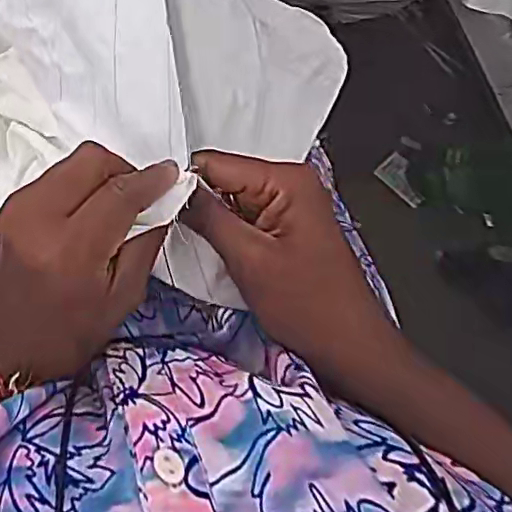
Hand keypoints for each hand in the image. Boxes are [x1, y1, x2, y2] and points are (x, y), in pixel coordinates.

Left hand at [0, 143, 176, 383]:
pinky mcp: (13, 202)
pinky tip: (89, 211)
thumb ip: (146, 241)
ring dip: (103, 175)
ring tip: (113, 207)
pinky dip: (82, 183)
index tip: (170, 176)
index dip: (150, 180)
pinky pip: (59, 173)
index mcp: (69, 250)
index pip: (118, 193)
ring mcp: (20, 206)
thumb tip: (163, 199)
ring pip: (75, 161)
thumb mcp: (122, 297)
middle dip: (124, 170)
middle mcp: (38, 218)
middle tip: (139, 196)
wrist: (7, 341)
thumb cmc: (67, 331)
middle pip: (92, 160)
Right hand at [180, 151, 410, 395]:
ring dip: (212, 219)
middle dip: (198, 201)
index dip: (184, 183)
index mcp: (286, 179)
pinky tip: (221, 250)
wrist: (351, 348)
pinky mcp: (285, 222)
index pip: (216, 162)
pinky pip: (244, 214)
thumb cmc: (309, 307)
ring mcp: (289, 201)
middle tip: (175, 229)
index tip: (160, 206)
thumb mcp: (249, 260)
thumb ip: (208, 217)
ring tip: (201, 245)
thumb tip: (175, 190)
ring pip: (229, 198)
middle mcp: (289, 180)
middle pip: (222, 177)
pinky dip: (228, 231)